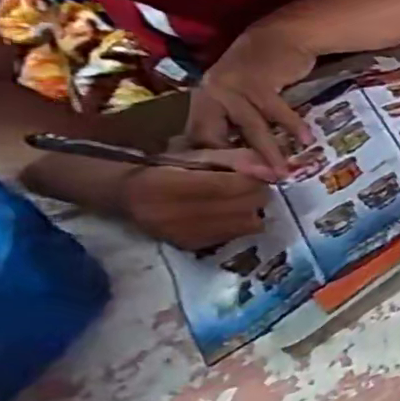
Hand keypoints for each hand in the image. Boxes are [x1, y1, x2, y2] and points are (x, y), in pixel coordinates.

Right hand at [115, 148, 278, 249]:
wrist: (127, 196)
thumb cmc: (168, 168)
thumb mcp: (200, 154)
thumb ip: (238, 159)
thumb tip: (272, 173)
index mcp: (172, 184)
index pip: (233, 185)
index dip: (255, 180)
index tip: (261, 175)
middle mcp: (175, 213)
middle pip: (245, 206)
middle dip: (257, 194)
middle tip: (250, 189)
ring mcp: (183, 233)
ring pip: (247, 224)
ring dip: (253, 211)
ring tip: (241, 202)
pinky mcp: (191, 245)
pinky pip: (234, 236)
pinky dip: (240, 224)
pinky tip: (229, 214)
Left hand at [186, 23, 315, 169]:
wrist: (283, 35)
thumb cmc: (267, 67)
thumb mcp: (245, 93)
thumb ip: (241, 116)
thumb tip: (249, 153)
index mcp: (204, 100)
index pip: (199, 138)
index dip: (216, 161)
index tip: (237, 181)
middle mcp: (211, 94)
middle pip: (218, 137)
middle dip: (238, 162)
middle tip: (259, 182)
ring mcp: (232, 87)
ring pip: (250, 128)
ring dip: (269, 151)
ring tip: (284, 170)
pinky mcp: (256, 82)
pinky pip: (276, 112)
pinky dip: (293, 126)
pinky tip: (307, 139)